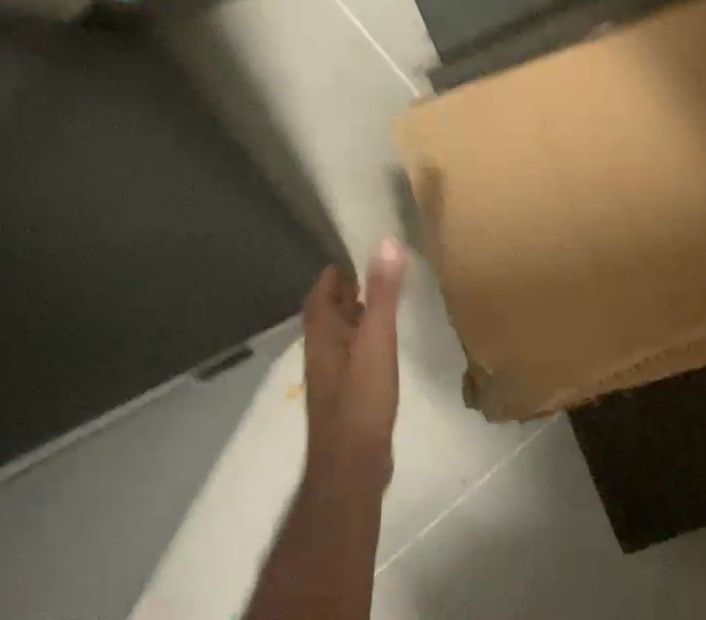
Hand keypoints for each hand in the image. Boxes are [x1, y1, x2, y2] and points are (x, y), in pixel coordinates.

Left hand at [300, 239, 407, 490]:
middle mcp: (320, 351)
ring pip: (340, 336)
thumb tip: (385, 241)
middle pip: (328, 314)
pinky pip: (351, 356)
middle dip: (346, 293)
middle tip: (374, 273)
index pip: (320, 293)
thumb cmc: (361, 399)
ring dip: (355, 317)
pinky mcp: (346, 395)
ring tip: (383, 303)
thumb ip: (383, 293)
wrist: (352, 465)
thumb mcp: (377, 339)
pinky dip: (364, 340)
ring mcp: (332, 376)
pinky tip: (384, 346)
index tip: (356, 255)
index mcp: (322, 334)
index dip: (334, 274)